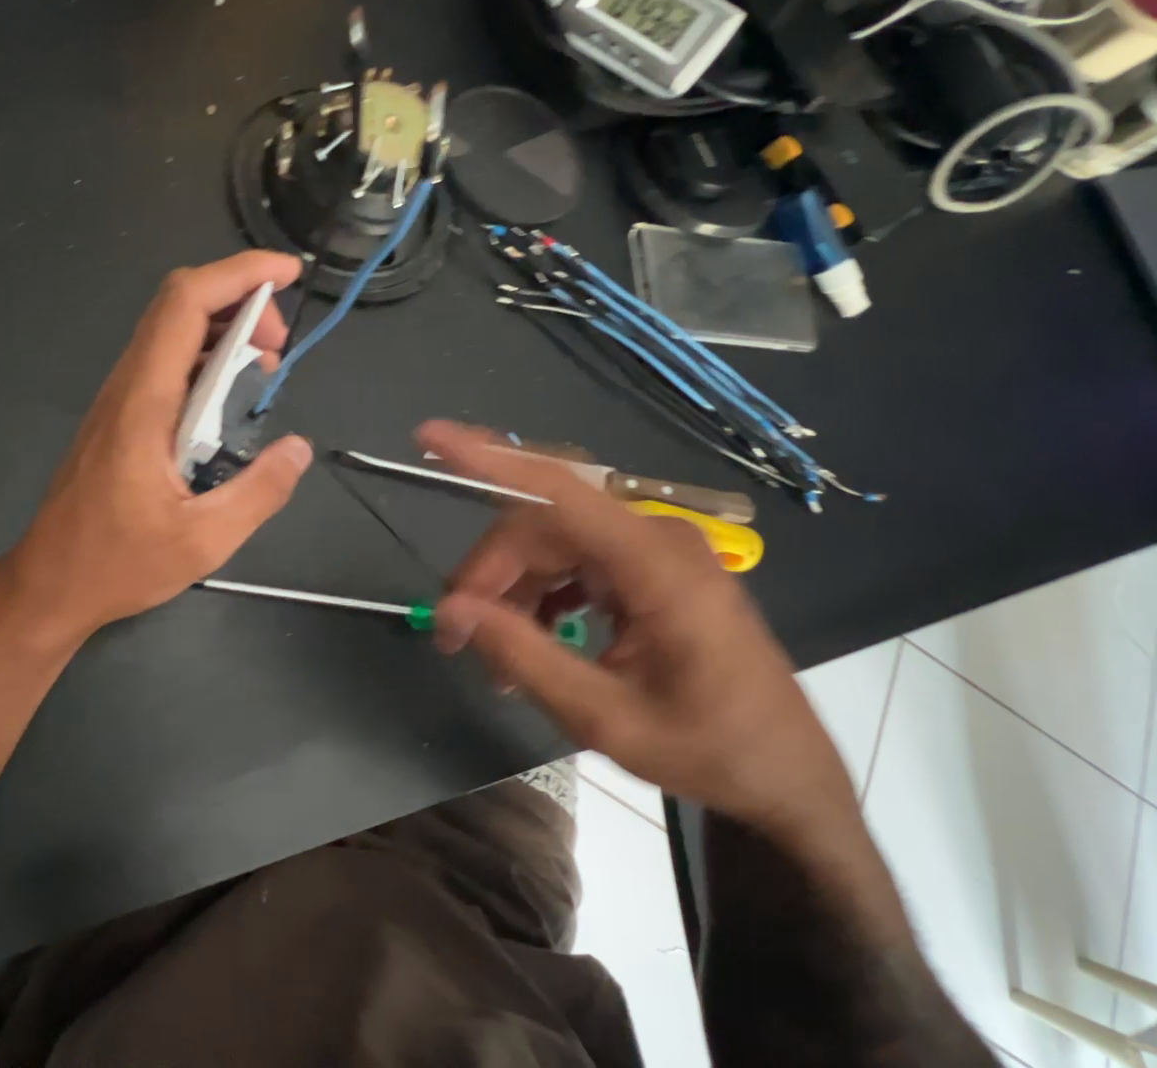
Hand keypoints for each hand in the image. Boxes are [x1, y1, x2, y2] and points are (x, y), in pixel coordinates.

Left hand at [0, 251, 314, 644]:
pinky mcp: (116, 421)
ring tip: (262, 367)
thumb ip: (259, 492)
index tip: (288, 275)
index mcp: (144, 402)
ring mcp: (117, 402)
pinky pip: (161, 365)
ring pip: (167, 333)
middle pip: (176, 305)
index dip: (239, 274)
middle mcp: (126, 388)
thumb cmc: (119, 563)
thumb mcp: (204, 540)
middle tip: (277, 347)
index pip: (186, 304)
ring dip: (220, 330)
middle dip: (238, 300)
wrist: (49, 583)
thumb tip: (298, 449)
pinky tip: (224, 400)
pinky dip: (202, 359)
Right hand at [416, 421, 854, 836]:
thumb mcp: (606, 717)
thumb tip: (452, 610)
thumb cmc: (708, 750)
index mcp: (658, 567)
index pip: (560, 491)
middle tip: (453, 636)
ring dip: (512, 591)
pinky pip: (576, 564)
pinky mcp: (653, 572)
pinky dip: (540, 596)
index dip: (489, 460)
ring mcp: (657, 553)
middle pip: (544, 526)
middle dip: (489, 572)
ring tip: (493, 657)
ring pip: (553, 544)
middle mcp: (657, 541)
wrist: (785, 775)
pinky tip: (529, 641)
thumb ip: (525, 656)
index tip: (428, 437)